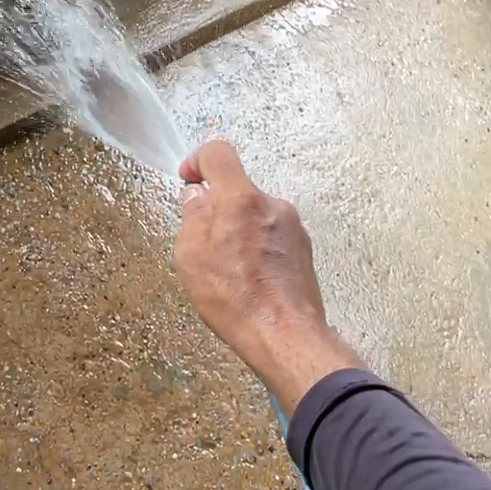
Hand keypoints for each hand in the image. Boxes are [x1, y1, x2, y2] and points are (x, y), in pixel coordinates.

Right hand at [174, 140, 361, 412]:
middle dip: (215, 206)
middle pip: (237, 188)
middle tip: (200, 242)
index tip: (188, 181)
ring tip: (224, 269)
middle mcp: (273, 205)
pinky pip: (270, 234)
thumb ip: (193, 216)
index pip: (219, 153)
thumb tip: (197, 196)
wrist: (285, 336)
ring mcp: (292, 227)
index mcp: (242, 200)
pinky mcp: (303, 250)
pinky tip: (246, 278)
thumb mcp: (192, 256)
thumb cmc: (234, 298)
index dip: (197, 161)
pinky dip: (254, 246)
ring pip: (254, 213)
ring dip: (236, 229)